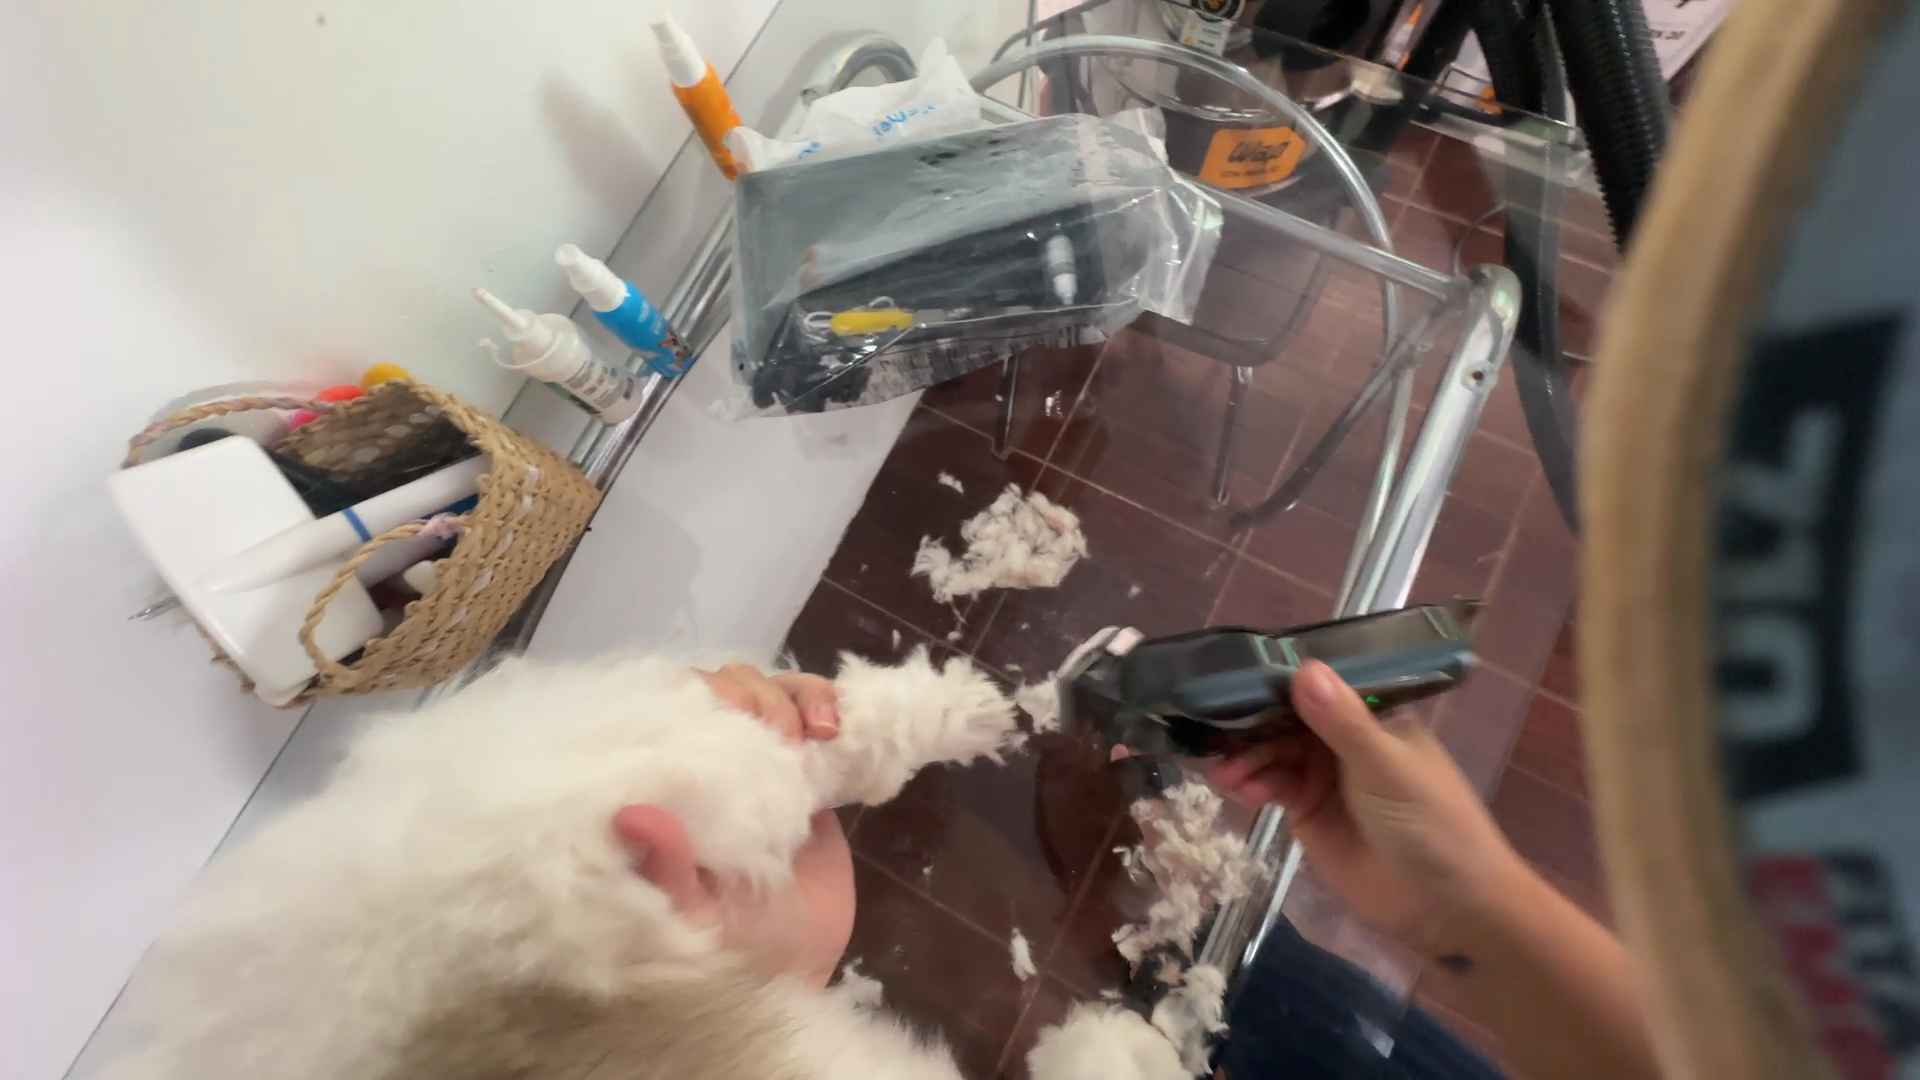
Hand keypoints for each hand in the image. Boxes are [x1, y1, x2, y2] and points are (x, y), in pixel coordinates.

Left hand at [687, 664, 853, 985]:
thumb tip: (629, 817)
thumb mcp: (693, 922)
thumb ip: (666, 873)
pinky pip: (817, 709)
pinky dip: (828, 702)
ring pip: (773, 688)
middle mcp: (710, 762)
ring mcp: (763, 759)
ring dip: (798, 696)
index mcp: (670, 790)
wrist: (800, 967)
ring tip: (822, 731)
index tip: (731, 717)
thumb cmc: (733, 950)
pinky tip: (837, 727)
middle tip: (784, 737)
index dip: (697, 696)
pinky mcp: (809, 766)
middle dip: (756, 696)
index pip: (667, 708)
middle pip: (726, 686)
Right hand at [1205, 661, 1527, 955]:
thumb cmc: (1429, 824)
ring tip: (1225, 776)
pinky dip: (1251, 784)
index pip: (1315, 687)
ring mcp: (1323, 774)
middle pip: (1283, 719)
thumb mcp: (1384, 767)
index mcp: (1370, 716)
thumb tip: (1303, 668)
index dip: (1274, 684)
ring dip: (1246, 759)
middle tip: (1217, 737)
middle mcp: (1342, 738)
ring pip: (1271, 751)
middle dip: (1250, 728)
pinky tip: (1240, 791)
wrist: (1448, 910)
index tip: (1232, 682)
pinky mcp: (1306, 809)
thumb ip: (1342, 720)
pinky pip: (1270, 785)